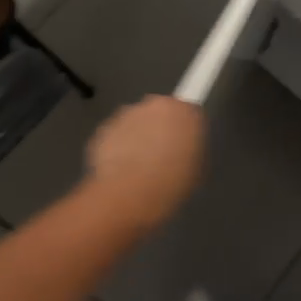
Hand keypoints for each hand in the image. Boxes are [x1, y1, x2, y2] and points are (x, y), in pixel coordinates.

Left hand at [79, 96, 205, 229]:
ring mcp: (126, 115)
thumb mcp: (197, 168)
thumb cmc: (171, 183)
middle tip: (163, 155)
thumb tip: (184, 148)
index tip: (184, 144)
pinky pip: (117, 134)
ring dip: (139, 136)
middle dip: (161, 128)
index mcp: (184, 111)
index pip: (190, 111)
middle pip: (161, 112)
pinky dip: (120, 146)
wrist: (128, 195)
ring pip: (137, 122)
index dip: (187, 128)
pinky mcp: (104, 128)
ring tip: (139, 165)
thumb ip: (192, 148)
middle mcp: (155, 105)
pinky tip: (122, 169)